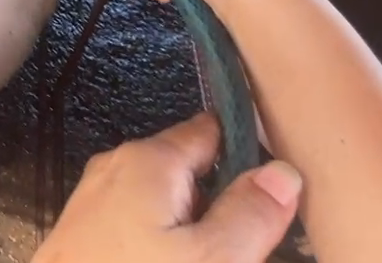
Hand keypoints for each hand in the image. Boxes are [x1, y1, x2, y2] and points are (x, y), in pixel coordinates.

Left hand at [32, 112, 302, 262]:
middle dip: (227, 195)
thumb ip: (249, 215)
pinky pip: (146, 220)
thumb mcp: (212, 259)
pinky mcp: (92, 226)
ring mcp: (101, 194)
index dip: (250, 149)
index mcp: (150, 158)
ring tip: (232, 252)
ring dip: (201, 223)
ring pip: (168, 198)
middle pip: (190, 167)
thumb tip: (283, 171)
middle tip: (269, 237)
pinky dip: (171, 237)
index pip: (210, 131)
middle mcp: (120, 163)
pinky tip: (184, 256)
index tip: (288, 179)